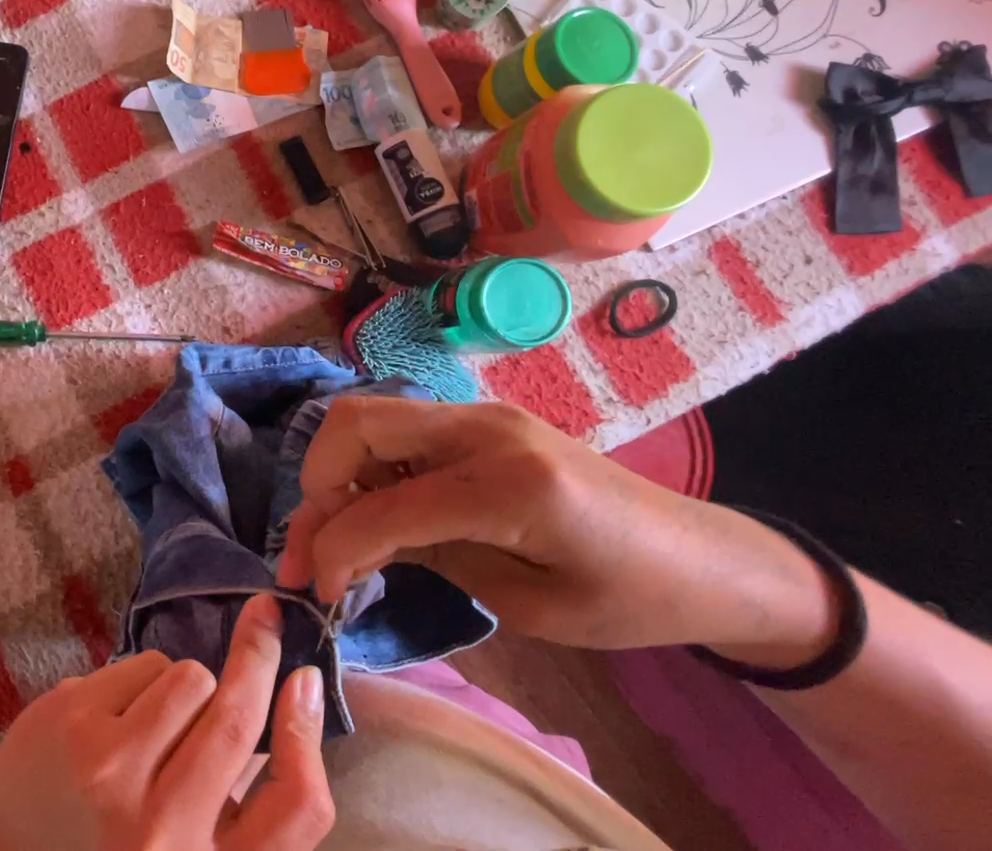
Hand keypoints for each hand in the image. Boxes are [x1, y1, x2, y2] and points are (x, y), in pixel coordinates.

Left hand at [0, 595, 334, 850]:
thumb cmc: (105, 846)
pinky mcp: (69, 723)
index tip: (305, 681)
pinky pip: (137, 665)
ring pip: (187, 678)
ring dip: (185, 683)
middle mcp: (162, 832)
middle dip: (257, 654)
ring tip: (155, 718)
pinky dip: (139, 680)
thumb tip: (279, 698)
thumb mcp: (181, 848)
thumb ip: (233, 807)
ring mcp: (109, 772)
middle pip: (234, 719)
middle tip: (265, 614)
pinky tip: (114, 714)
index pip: (298, 806)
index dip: (309, 736)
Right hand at [277, 397, 837, 662]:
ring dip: (333, 472)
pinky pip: (395, 428)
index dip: (333, 549)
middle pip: (353, 423)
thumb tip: (341, 548)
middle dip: (315, 486)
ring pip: (364, 417)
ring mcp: (480, 414)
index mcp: (510, 487)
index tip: (318, 591)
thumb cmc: (628, 600)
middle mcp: (485, 430)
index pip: (383, 507)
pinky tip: (374, 513)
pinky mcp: (478, 419)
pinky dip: (365, 467)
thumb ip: (426, 558)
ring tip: (336, 534)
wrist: (706, 556)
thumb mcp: (525, 605)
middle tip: (315, 546)